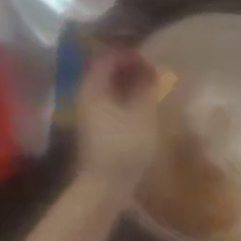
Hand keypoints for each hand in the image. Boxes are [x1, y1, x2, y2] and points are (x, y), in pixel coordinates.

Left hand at [74, 49, 164, 193]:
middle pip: (105, 73)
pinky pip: (110, 103)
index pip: (107, 59)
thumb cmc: (124, 148)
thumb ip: (148, 88)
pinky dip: (125, 98)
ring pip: (108, 89)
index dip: (128, 54)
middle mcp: (86, 98)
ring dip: (128, 84)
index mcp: (93, 89)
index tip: (150, 57)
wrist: (104, 186)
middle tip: (154, 70)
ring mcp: (88, 115)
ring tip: (152, 86)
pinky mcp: (95, 129)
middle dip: (129, 67)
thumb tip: (154, 69)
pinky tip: (142, 106)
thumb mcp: (142, 115)